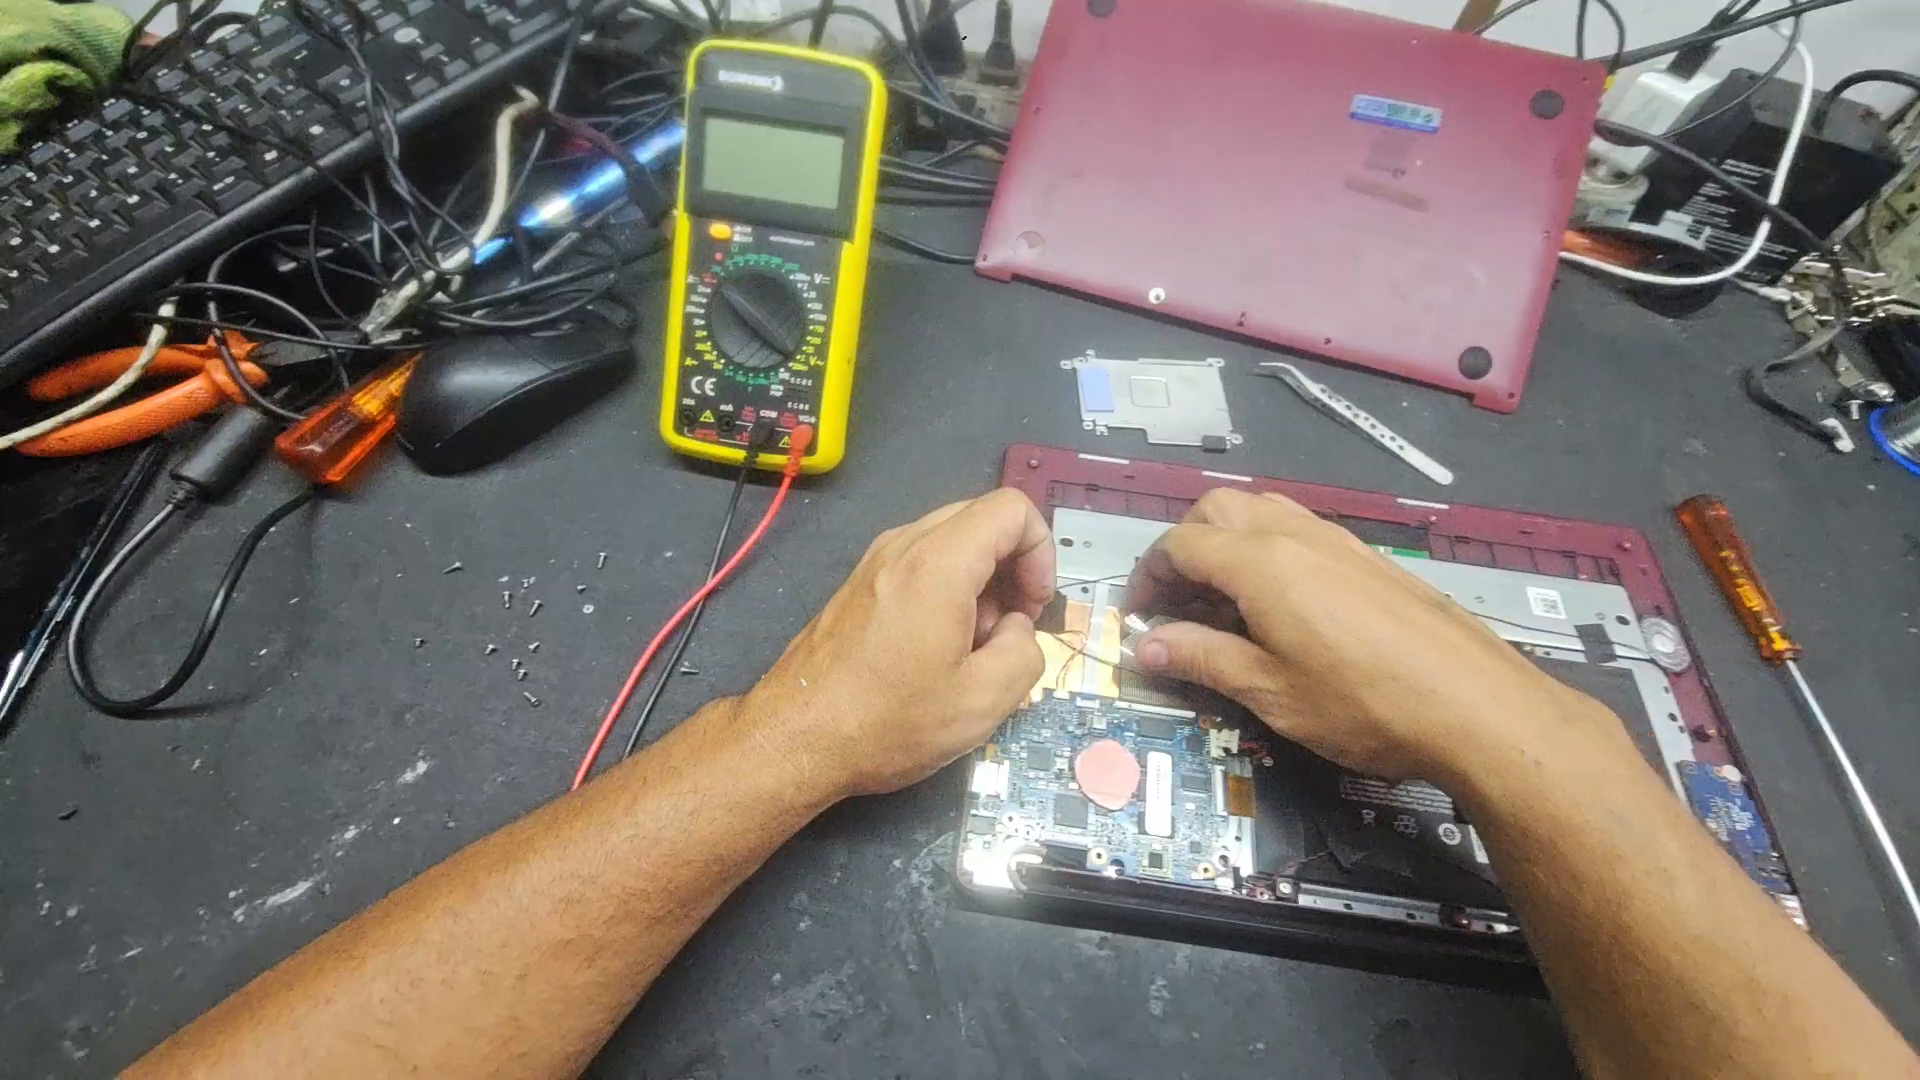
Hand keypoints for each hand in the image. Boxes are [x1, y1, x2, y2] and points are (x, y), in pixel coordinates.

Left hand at [737, 489, 1053, 800]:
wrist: (796, 738)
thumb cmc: (888, 721)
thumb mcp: (982, 702)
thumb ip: (1026, 650)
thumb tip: (1016, 627)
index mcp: (938, 562)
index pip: (1012, 509)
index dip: (1041, 552)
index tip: (1034, 606)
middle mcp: (903, 545)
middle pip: (982, 518)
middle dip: (1013, 565)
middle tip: (1009, 627)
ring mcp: (876, 560)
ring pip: (952, 539)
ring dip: (980, 580)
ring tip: (971, 643)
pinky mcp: (861, 581)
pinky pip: (921, 560)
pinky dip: (948, 586)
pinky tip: (936, 644)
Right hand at [1126, 489, 1582, 784]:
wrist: (1482, 709)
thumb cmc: (1364, 703)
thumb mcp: (1268, 690)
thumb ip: (1199, 657)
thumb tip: (1143, 646)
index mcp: (1260, 563)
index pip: (1179, 545)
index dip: (1147, 576)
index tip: (1138, 615)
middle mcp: (1293, 535)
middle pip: (1215, 510)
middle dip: (1181, 546)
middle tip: (1175, 599)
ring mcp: (1335, 540)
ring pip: (1258, 510)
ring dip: (1222, 539)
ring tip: (1220, 595)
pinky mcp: (1366, 556)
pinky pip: (1295, 527)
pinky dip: (1263, 546)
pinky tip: (1276, 599)